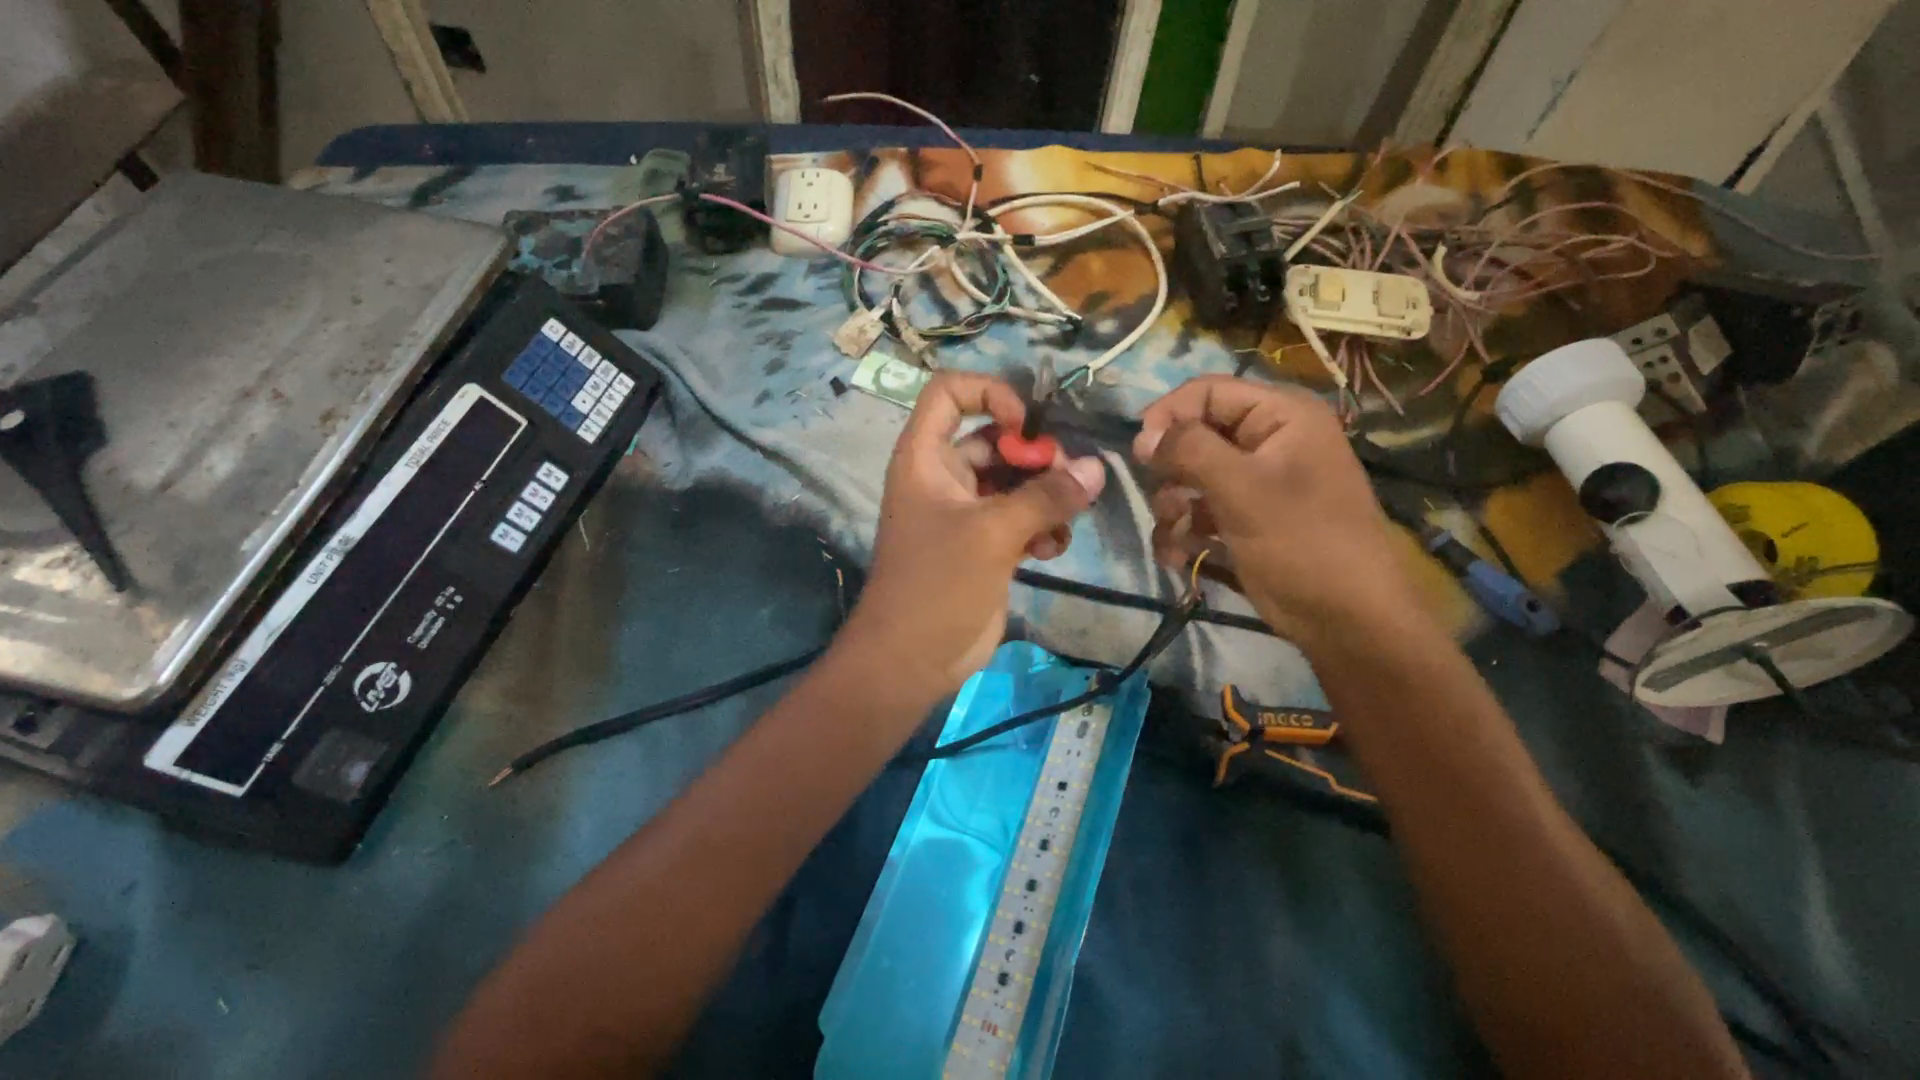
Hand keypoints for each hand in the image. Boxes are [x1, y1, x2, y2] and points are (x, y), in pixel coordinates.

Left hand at [842, 373, 1106, 695]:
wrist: (912, 658)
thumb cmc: (938, 583)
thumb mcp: (993, 532)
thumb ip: (1047, 497)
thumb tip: (1097, 468)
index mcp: (925, 457)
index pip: (950, 393)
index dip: (990, 395)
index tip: (1024, 427)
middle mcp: (944, 477)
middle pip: (996, 440)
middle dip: (1036, 458)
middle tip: (1067, 483)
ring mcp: (965, 513)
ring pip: (1015, 482)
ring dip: (1047, 496)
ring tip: (1065, 522)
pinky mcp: (985, 547)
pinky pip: (1022, 519)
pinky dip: (1042, 527)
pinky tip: (1054, 549)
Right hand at [1133, 376, 1416, 647]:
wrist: (1347, 619)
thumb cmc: (1303, 541)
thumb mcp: (1243, 488)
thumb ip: (1189, 450)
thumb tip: (1143, 435)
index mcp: (1280, 416)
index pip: (1207, 392)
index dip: (1169, 415)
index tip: (1141, 452)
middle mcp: (1267, 442)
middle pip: (1193, 437)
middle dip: (1171, 472)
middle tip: (1168, 503)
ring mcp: (1254, 485)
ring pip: (1188, 479)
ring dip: (1171, 508)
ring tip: (1178, 536)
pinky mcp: (1243, 522)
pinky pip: (1197, 514)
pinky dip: (1182, 533)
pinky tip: (1177, 557)